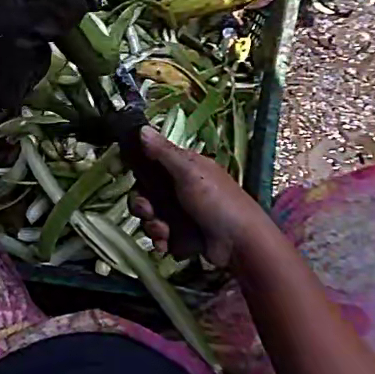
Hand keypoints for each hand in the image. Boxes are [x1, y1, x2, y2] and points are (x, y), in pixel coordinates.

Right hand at [128, 127, 284, 266]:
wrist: (240, 243)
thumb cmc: (216, 200)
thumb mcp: (189, 171)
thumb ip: (164, 152)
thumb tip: (141, 128)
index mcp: (184, 168)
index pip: (151, 166)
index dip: (140, 176)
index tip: (135, 183)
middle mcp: (181, 189)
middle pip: (147, 195)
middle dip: (143, 206)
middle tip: (149, 212)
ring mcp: (182, 214)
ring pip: (152, 217)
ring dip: (153, 226)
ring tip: (165, 233)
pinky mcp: (183, 235)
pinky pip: (161, 236)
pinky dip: (161, 241)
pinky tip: (165, 245)